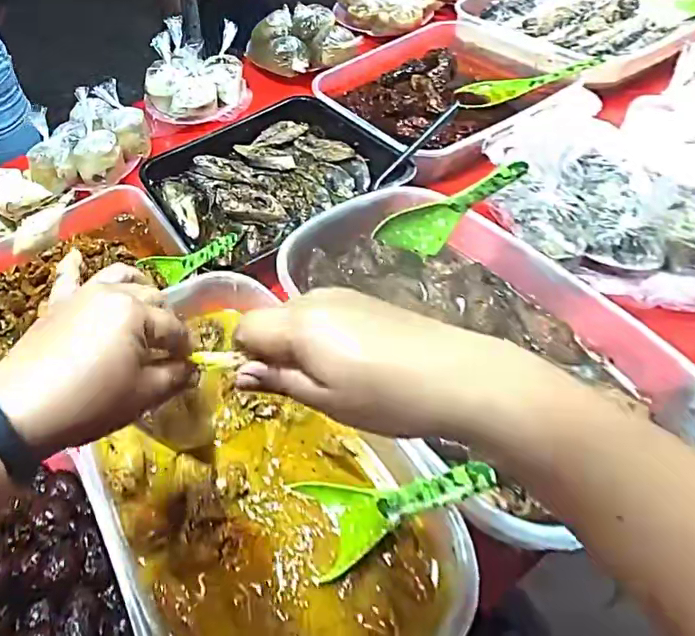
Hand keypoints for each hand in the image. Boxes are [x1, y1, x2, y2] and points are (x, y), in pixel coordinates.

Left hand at [0, 282, 191, 453]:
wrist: (20, 409)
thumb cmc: (90, 402)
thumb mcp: (141, 396)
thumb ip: (173, 377)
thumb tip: (191, 368)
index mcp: (138, 313)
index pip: (174, 327)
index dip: (185, 346)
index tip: (188, 363)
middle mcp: (115, 293)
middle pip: (153, 299)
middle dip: (166, 320)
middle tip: (167, 347)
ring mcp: (84, 294)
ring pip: (120, 277)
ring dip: (138, 287)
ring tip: (144, 303)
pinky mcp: (58, 303)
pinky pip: (69, 277)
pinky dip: (76, 266)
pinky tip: (77, 258)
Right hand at [232, 289, 566, 444]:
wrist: (455, 374)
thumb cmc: (384, 397)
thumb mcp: (325, 400)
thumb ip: (277, 381)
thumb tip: (239, 374)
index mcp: (297, 322)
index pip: (244, 326)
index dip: (247, 355)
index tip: (269, 383)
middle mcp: (313, 298)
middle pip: (271, 318)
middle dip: (274, 349)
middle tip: (305, 387)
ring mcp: (341, 294)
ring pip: (297, 315)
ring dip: (300, 343)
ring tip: (336, 378)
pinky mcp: (363, 298)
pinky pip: (324, 312)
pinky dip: (324, 335)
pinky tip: (357, 361)